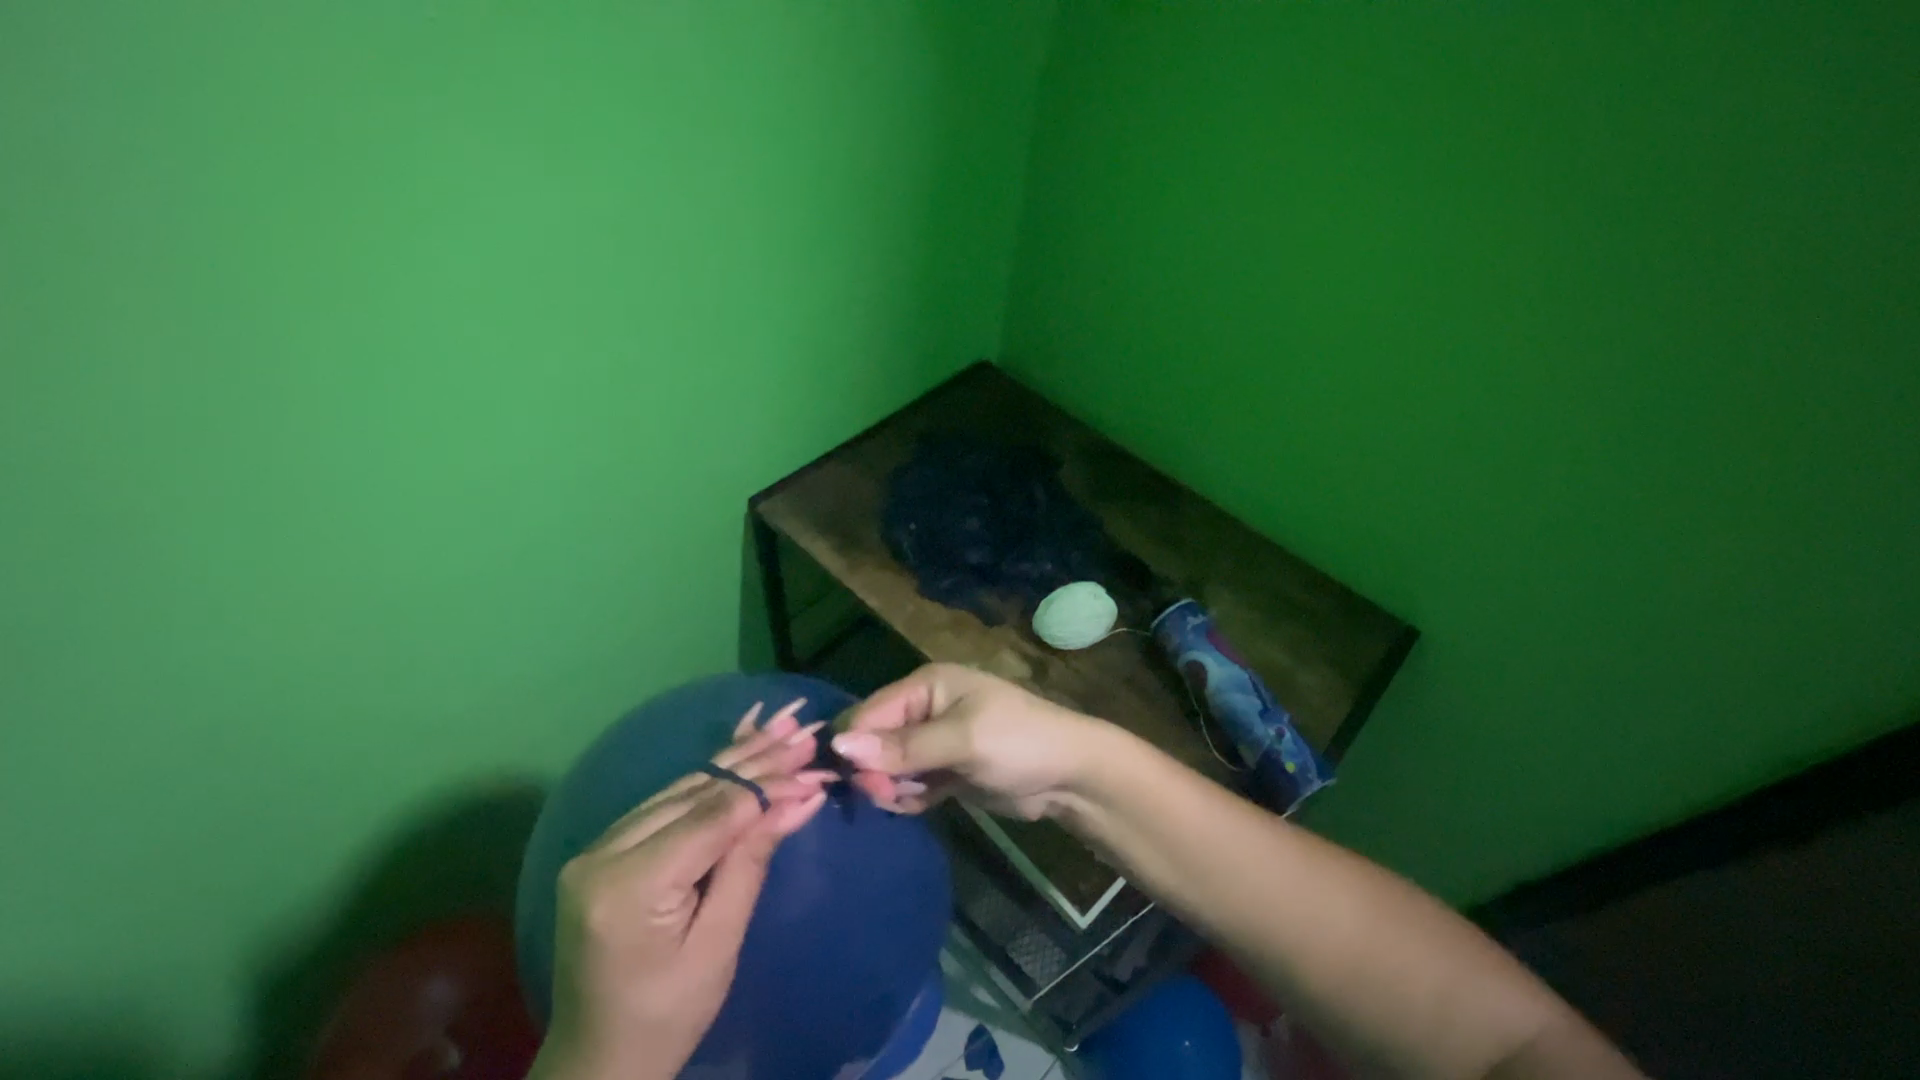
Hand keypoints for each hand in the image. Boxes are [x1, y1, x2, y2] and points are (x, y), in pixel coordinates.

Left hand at [534, 700, 834, 1079]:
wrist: (599, 1058)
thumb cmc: (668, 1016)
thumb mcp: (720, 943)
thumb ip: (751, 862)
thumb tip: (801, 798)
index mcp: (628, 886)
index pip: (711, 817)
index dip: (766, 788)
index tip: (815, 766)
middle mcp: (601, 853)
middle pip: (693, 793)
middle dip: (754, 762)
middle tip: (804, 733)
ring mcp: (595, 849)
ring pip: (677, 790)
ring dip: (733, 761)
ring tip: (780, 730)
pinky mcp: (601, 851)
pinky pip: (660, 805)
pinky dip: (705, 781)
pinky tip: (736, 750)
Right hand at [832, 663, 1111, 819]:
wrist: (1071, 776)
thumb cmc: (1018, 742)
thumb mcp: (961, 740)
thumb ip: (903, 747)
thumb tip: (841, 747)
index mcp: (926, 686)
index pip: (871, 712)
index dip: (855, 744)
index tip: (849, 780)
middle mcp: (925, 710)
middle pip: (876, 740)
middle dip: (874, 769)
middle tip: (885, 795)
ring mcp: (935, 742)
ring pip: (890, 766)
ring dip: (891, 786)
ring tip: (908, 801)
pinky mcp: (946, 771)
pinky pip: (911, 784)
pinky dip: (909, 797)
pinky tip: (920, 805)